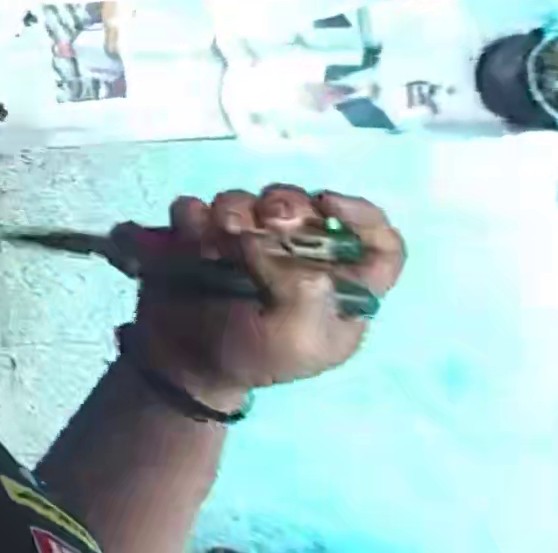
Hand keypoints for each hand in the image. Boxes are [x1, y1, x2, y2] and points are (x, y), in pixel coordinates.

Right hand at [126, 185, 404, 411]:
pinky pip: (194, 206)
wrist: (181, 358)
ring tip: (216, 241)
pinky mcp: (199, 233)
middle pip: (303, 206)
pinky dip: (191, 218)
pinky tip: (190, 242)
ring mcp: (242, 240)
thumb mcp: (296, 339)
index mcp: (339, 287)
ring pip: (245, 199)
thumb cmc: (250, 356)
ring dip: (231, 210)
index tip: (326, 203)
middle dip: (284, 206)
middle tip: (266, 222)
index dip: (360, 215)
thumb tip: (265, 240)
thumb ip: (302, 290)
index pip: (376, 242)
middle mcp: (295, 256)